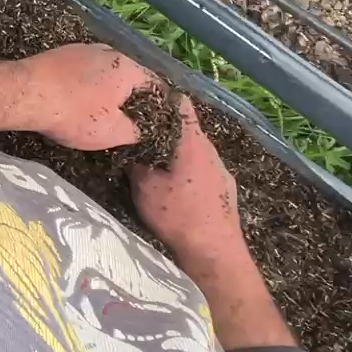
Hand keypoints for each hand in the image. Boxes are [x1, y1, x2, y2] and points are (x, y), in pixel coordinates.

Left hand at [0, 43, 147, 149]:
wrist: (23, 92)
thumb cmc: (73, 113)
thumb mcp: (113, 132)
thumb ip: (137, 130)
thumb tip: (142, 128)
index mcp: (126, 66)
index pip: (156, 84)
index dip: (160, 105)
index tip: (156, 122)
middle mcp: (106, 50)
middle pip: (128, 75)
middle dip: (130, 96)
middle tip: (129, 119)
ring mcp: (79, 49)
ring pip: (103, 72)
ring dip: (105, 90)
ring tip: (102, 111)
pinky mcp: (57, 54)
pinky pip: (80, 70)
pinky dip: (83, 84)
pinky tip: (76, 99)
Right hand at [129, 99, 292, 347]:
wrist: (216, 256)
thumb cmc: (177, 215)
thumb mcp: (143, 184)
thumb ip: (137, 158)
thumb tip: (127, 140)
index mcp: (192, 143)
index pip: (180, 105)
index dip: (160, 96)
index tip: (139, 95)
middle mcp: (211, 152)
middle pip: (186, 127)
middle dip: (162, 125)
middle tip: (136, 128)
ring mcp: (222, 172)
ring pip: (194, 149)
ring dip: (174, 148)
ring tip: (150, 155)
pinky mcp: (225, 190)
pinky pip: (201, 167)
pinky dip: (183, 166)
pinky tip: (170, 182)